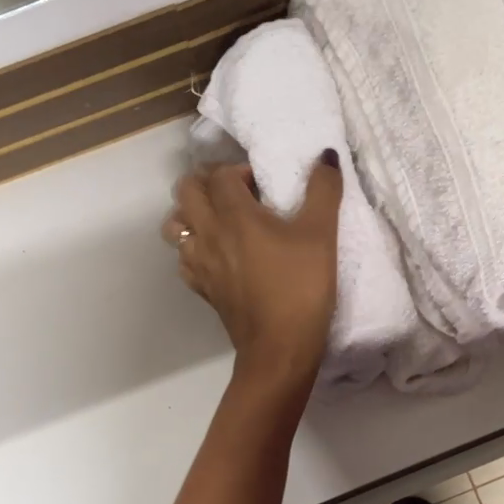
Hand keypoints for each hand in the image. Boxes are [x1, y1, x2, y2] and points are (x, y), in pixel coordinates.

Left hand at [161, 153, 343, 388]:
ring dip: (191, 214)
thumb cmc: (301, 288)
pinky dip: (193, 249)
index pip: (221, 175)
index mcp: (233, 214)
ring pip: (175, 225)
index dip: (241, 171)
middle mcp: (208, 234)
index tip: (264, 184)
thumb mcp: (321, 235)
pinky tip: (216, 255)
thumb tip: (327, 155)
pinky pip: (183, 259)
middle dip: (207, 184)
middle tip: (236, 194)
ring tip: (219, 220)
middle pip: (186, 192)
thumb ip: (323, 191)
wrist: (280, 348)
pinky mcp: (203, 290)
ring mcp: (200, 264)